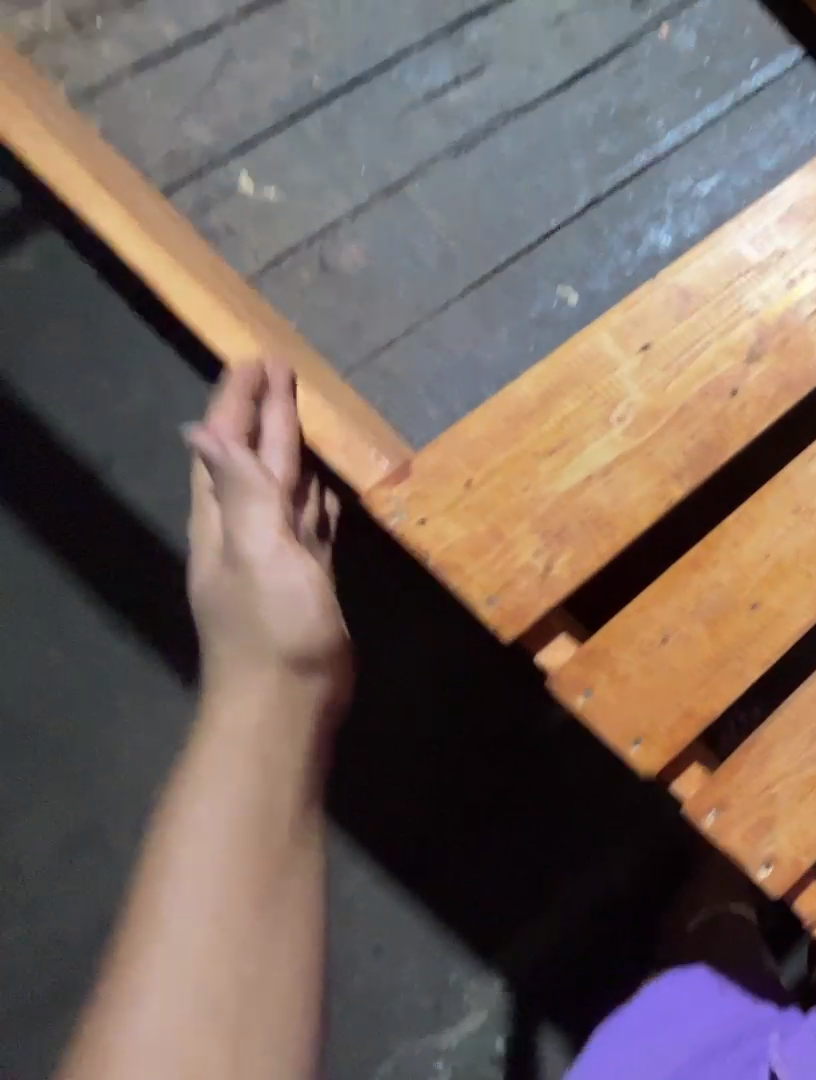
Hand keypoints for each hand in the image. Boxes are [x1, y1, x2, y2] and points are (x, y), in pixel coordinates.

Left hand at [185, 361, 350, 715]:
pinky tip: (325, 488)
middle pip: (252, 460)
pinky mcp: (308, 574)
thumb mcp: (260, 557)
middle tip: (277, 374)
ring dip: (286, 450)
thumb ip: (242, 496)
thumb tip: (201, 430)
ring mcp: (278, 554)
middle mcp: (247, 530)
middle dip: (261, 415)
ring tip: (296, 418)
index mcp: (231, 520)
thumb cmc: (275, 629)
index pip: (233, 448)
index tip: (259, 361)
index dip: (243, 404)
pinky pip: (309, 520)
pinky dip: (314, 496)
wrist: (287, 698)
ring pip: (280, 486)